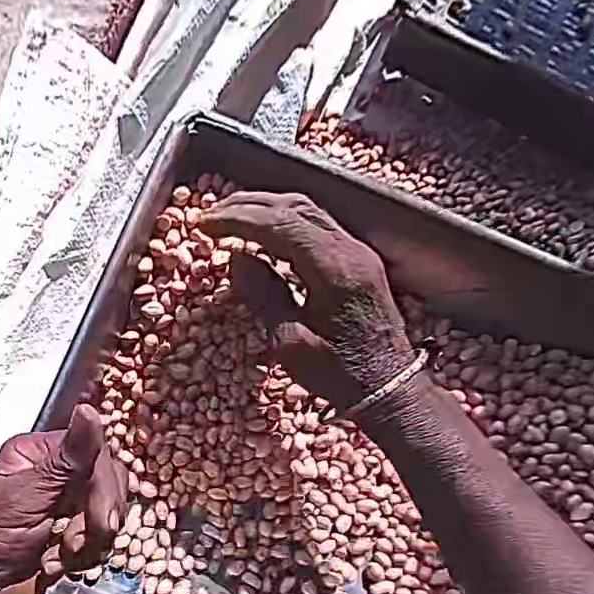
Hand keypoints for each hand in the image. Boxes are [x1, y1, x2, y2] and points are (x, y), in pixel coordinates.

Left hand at [0, 405, 127, 593]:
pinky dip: (86, 555)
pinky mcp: (71, 532)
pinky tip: (58, 565)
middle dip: (97, 518)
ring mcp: (64, 504)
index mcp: (37, 454)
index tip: (102, 519)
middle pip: (108, 480)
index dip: (103, 486)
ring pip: (108, 509)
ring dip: (90, 540)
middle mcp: (54, 473)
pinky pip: (101, 535)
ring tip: (60, 556)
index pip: (94, 452)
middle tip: (73, 544)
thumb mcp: (26, 498)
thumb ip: (66, 459)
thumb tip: (90, 409)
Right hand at [202, 192, 415, 410]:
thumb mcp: (291, 342)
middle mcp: (351, 252)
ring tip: (232, 217)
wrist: (388, 387)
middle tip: (212, 214)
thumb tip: (237, 259)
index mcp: (334, 270)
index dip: (239, 219)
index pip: (280, 224)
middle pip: (296, 207)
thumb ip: (264, 296)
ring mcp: (358, 254)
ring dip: (267, 209)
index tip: (206, 224)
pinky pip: (318, 228)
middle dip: (249, 206)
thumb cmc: (339, 374)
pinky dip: (285, 223)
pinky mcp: (359, 263)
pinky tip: (264, 236)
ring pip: (309, 212)